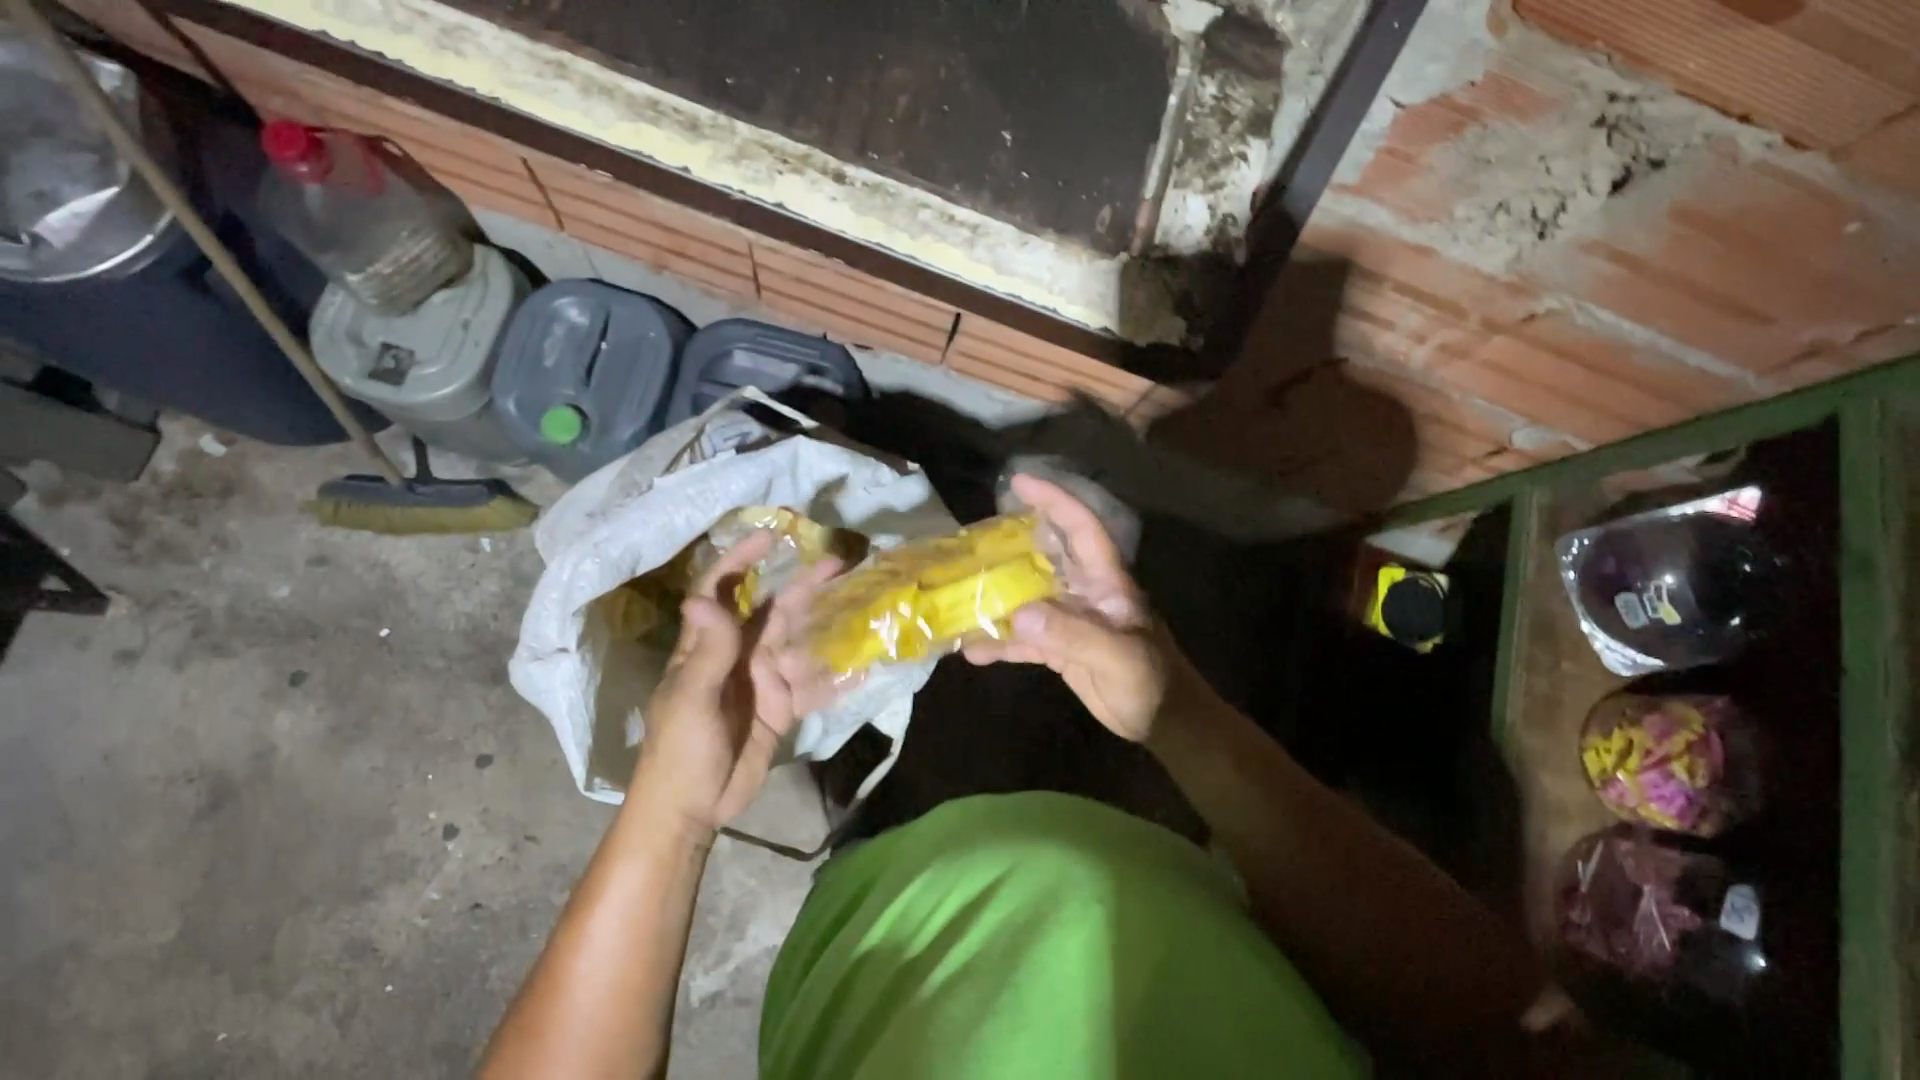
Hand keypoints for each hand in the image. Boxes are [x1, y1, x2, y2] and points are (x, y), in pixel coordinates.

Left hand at [632, 531, 842, 834]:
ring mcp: (762, 682)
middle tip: (838, 565)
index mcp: (707, 646)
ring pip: (799, 644)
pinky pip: (813, 686)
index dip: (739, 562)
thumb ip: (707, 650)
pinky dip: (835, 676)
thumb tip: (705, 597)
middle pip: (773, 612)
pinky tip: (862, 664)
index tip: (769, 539)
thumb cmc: (680, 749)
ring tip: (860, 606)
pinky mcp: (781, 709)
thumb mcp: (692, 698)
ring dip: (825, 627)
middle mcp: (738, 656)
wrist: (692, 807)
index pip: (721, 591)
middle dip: (802, 588)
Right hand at [963, 474, 1196, 743]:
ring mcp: (1072, 621)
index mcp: (1107, 583)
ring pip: (1028, 598)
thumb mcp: (1118, 659)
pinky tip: (972, 651)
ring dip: (996, 599)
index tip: (1019, 482)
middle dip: (1012, 543)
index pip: (1082, 528)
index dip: (1055, 501)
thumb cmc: (1152, 684)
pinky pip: (1025, 639)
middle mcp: (1086, 594)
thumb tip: (1020, 613)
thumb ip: (1072, 635)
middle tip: (971, 537)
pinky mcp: (1062, 649)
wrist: (1165, 724)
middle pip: (1046, 557)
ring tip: (957, 596)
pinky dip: (1000, 643)